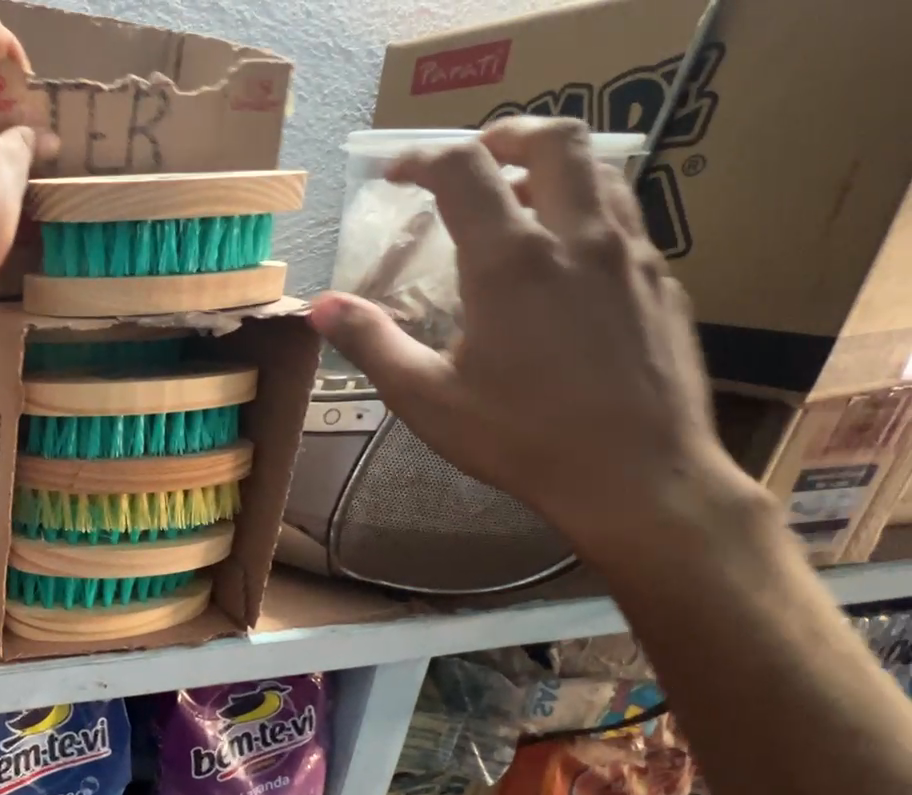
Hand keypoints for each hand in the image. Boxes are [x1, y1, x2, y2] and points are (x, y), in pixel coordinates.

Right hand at [310, 117, 765, 563]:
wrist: (636, 474)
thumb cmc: (518, 437)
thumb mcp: (424, 396)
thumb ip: (370, 342)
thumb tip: (319, 306)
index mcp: (511, 262)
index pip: (464, 172)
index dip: (421, 159)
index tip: (393, 174)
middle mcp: (578, 239)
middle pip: (556, 139)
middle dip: (504, 134)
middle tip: (470, 159)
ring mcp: (631, 254)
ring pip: (600, 170)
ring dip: (549, 168)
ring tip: (513, 200)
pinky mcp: (662, 280)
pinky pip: (624, 216)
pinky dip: (582, 209)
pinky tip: (559, 259)